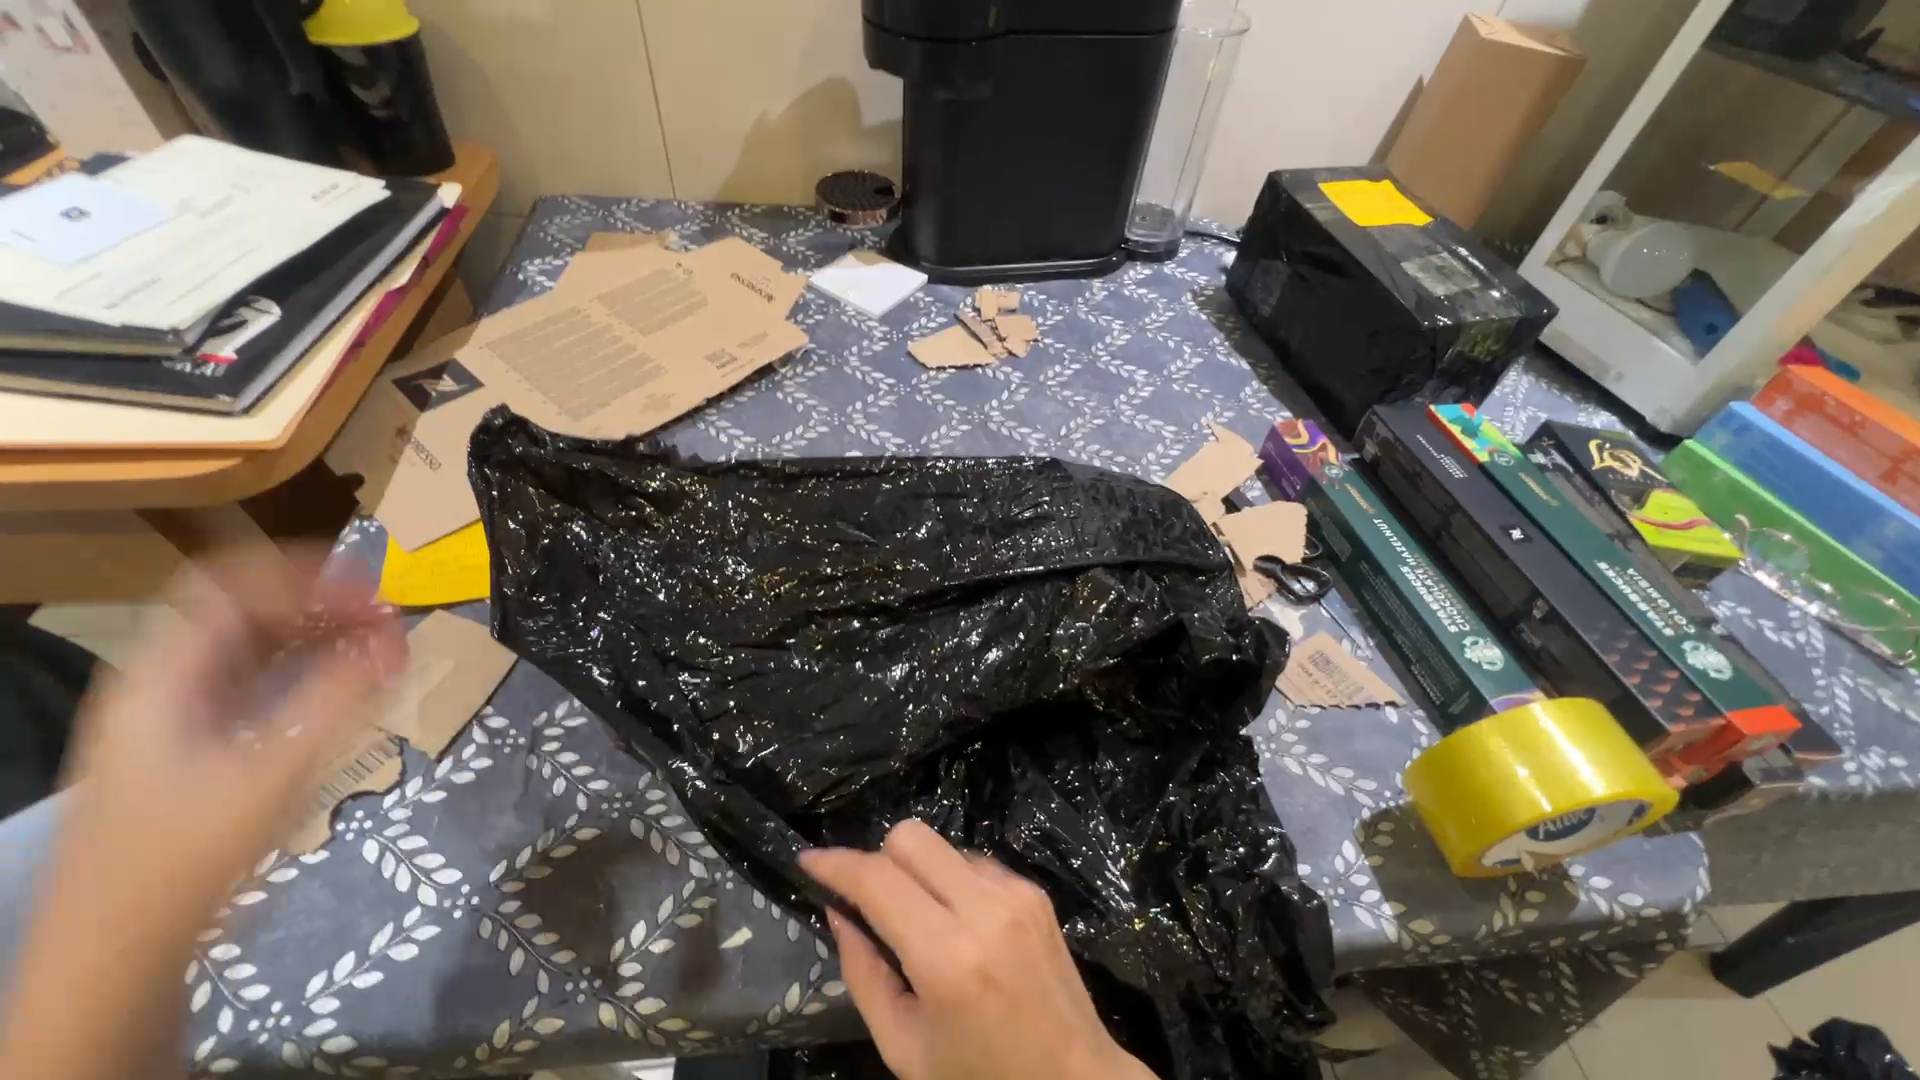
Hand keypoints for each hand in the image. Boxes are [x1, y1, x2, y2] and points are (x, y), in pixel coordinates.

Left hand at [62, 548, 405, 912]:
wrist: (116, 949)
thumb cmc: (187, 857)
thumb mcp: (274, 771)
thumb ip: (341, 698)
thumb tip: (398, 639)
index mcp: (162, 677)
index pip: (229, 586)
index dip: (301, 574)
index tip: (370, 588)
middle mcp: (165, 683)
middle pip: (245, 612)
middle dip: (321, 603)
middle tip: (388, 616)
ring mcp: (179, 715)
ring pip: (255, 648)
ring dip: (320, 636)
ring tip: (382, 643)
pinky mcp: (200, 744)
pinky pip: (259, 684)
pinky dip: (309, 671)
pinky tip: (352, 684)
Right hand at [800, 820, 1155, 1079]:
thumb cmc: (979, 1078)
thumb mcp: (904, 1047)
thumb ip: (863, 975)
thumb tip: (838, 913)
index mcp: (948, 958)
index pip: (877, 880)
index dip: (835, 864)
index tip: (807, 861)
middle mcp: (984, 909)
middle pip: (910, 837)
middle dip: (878, 859)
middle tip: (868, 902)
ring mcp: (1016, 894)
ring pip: (942, 845)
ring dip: (917, 871)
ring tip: (919, 923)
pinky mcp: (1035, 891)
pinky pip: (974, 861)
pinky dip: (952, 881)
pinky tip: (958, 925)